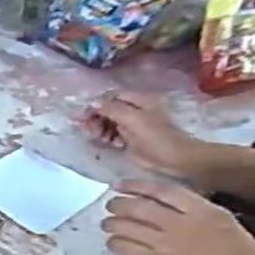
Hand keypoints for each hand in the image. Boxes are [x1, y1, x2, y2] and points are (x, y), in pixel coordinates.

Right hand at [86, 91, 212, 181]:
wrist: (170, 157)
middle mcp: (135, 108)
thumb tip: (91, 102)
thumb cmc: (155, 137)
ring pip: (107, 121)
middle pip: (107, 109)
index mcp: (139, 100)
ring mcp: (132, 122)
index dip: (96, 105)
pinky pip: (111, 132)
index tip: (85, 117)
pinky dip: (107, 137)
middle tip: (91, 131)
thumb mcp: (133, 119)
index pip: (111, 96)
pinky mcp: (129, 135)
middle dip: (96, 119)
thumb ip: (112, 109)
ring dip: (100, 129)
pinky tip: (111, 143)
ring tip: (102, 139)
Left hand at [102, 182, 254, 254]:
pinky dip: (115, 243)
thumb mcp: (222, 221)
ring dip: (111, 224)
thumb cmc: (241, 253)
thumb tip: (162, 204)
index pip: (163, 191)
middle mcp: (180, 225)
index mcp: (203, 211)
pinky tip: (115, 243)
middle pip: (137, 208)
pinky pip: (124, 249)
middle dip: (117, 204)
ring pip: (124, 228)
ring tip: (108, 224)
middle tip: (111, 206)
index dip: (137, 186)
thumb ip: (193, 210)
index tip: (121, 185)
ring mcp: (164, 245)